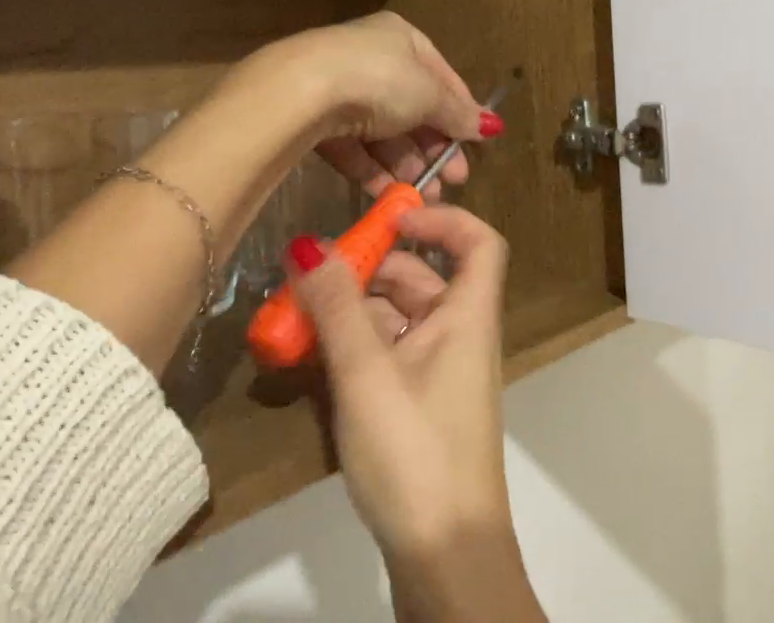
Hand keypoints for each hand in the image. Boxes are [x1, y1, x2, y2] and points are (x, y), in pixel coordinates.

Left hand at [264, 12, 499, 198]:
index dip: (462, 112)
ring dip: (408, 166)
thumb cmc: (380, 80)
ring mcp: (341, 91)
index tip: (479, 145)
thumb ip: (459, 113)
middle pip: (413, 109)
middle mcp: (371, 60)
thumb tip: (490, 126)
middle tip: (455, 181)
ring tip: (425, 197)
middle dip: (435, 148)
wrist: (301, 92)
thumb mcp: (431, 94)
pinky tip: (392, 196)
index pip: (442, 77)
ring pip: (384, 134)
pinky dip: (374, 172)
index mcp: (402, 39)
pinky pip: (354, 149)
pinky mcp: (316, 122)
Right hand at [293, 207, 546, 622]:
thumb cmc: (415, 452)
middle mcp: (461, 338)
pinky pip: (390, 357)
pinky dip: (356, 348)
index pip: (478, 242)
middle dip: (370, 270)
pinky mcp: (420, 408)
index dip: (441, 219)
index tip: (386, 218)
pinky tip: (310, 359)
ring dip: (353, 312)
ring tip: (295, 317)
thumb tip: (309, 244)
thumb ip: (336, 308)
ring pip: (400, 320)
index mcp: (468, 318)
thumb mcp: (367, 374)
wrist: (446, 555)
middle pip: (425, 279)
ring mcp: (441, 375)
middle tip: (310, 275)